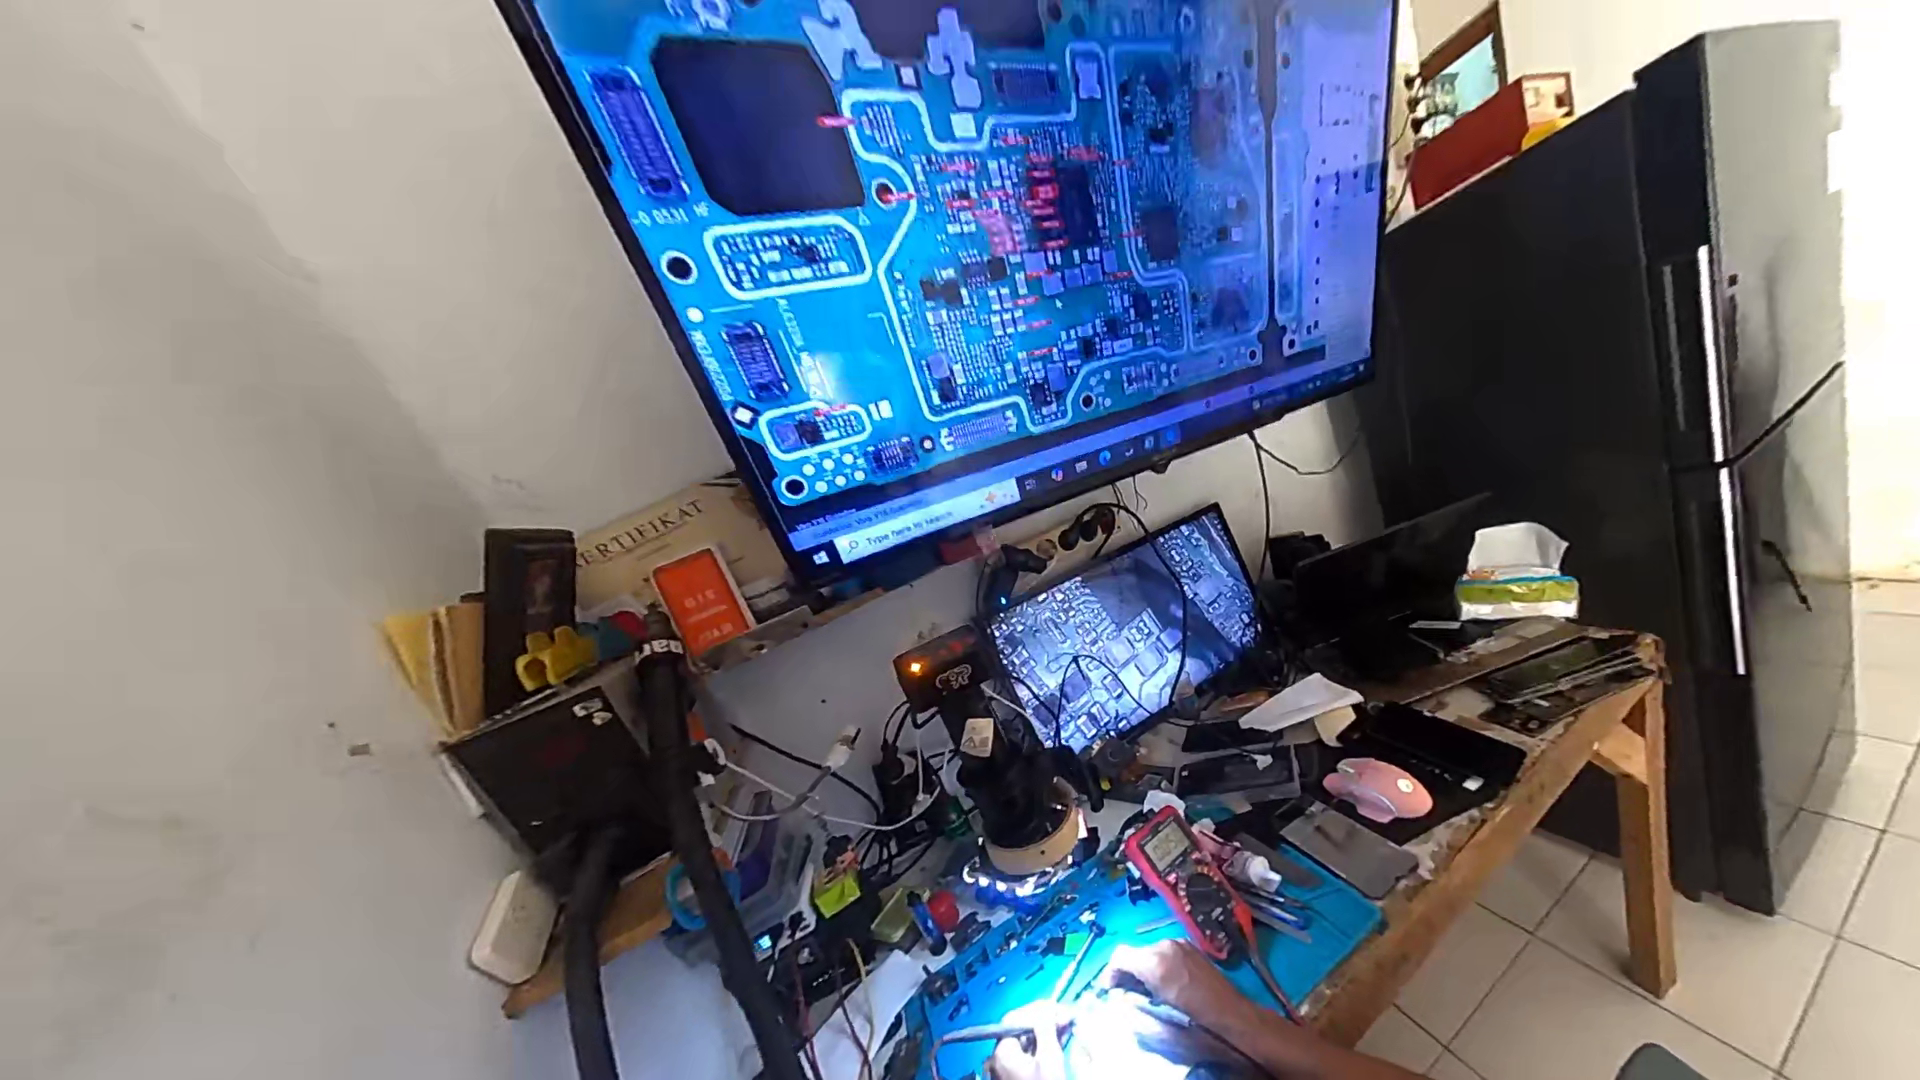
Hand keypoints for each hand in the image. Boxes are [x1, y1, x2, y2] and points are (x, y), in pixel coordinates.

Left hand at [986, 1002, 1068, 1079]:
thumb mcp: (1049, 1058)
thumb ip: (1046, 1028)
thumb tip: (1047, 1006)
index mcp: (1001, 1052)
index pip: (1014, 1019)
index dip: (1036, 1010)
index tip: (1056, 1008)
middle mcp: (999, 1060)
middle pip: (1020, 1030)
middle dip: (1042, 1020)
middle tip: (1063, 1016)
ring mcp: (1008, 1072)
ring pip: (1026, 1043)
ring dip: (1045, 1032)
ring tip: (1065, 1025)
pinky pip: (1029, 1057)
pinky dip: (1043, 1047)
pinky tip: (1059, 1040)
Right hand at [1100, 941, 1260, 1029]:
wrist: (1239, 1019)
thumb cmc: (1201, 1027)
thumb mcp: (1163, 1025)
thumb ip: (1136, 1009)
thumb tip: (1120, 1001)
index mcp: (1155, 963)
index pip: (1120, 956)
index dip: (1111, 973)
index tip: (1110, 990)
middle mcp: (1165, 946)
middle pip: (1134, 953)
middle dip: (1128, 972)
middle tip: (1128, 994)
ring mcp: (1179, 943)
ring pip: (1149, 951)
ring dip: (1144, 968)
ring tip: (1150, 991)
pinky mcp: (1190, 946)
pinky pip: (1165, 951)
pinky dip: (1159, 964)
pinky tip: (1168, 983)